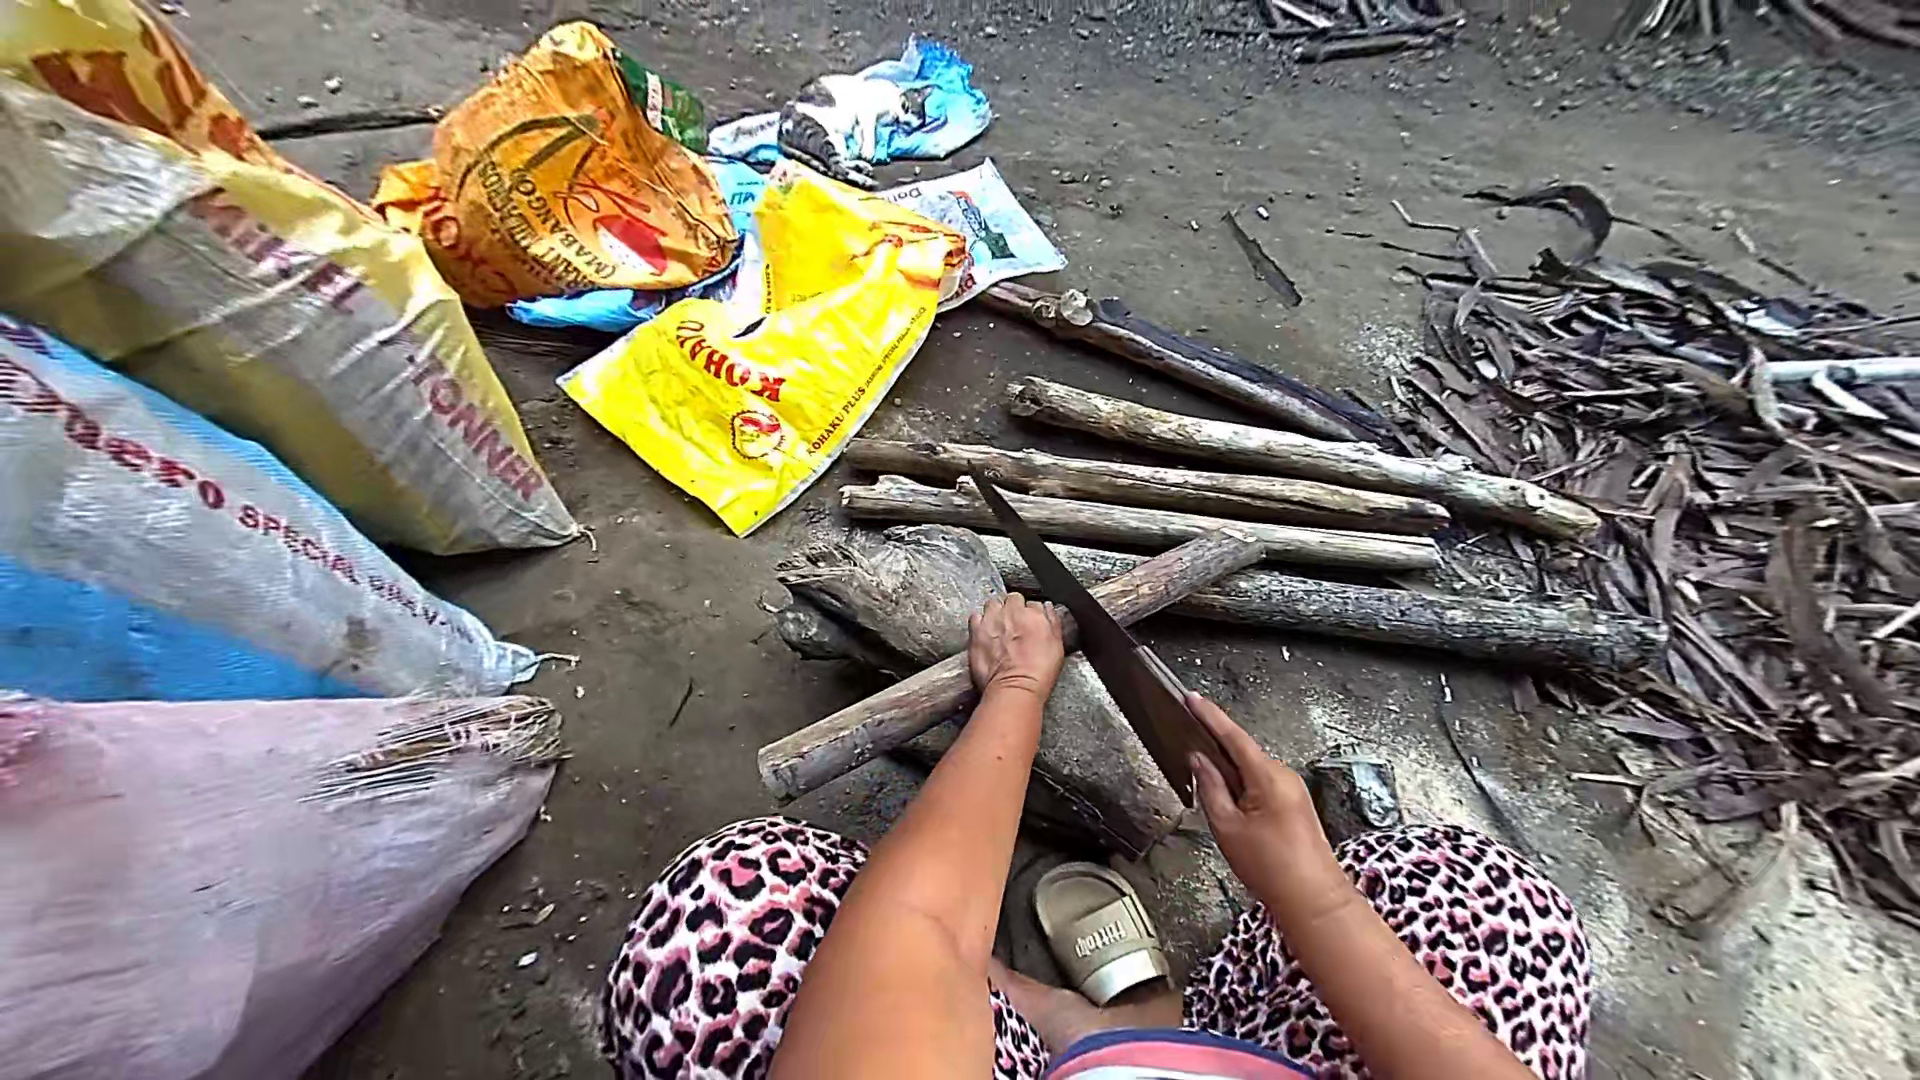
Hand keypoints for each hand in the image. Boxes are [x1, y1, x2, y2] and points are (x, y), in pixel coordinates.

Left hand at [967, 592, 1064, 701]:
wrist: (1015, 688)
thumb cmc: (1038, 672)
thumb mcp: (1057, 646)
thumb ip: (1052, 621)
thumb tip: (1047, 607)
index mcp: (1033, 613)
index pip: (1032, 603)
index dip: (1031, 613)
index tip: (1029, 623)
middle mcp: (1011, 612)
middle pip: (1011, 599)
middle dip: (1013, 608)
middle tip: (1014, 624)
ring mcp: (991, 620)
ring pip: (992, 603)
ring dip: (996, 611)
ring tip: (999, 626)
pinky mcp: (976, 631)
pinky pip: (975, 616)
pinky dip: (979, 621)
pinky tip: (984, 631)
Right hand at [1188, 694, 1354, 927]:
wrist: (1315, 903)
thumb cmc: (1272, 868)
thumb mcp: (1226, 826)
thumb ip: (1209, 786)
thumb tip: (1198, 759)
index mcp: (1268, 777)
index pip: (1232, 735)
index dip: (1209, 715)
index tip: (1191, 698)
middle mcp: (1284, 775)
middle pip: (1241, 749)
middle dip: (1215, 747)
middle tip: (1187, 744)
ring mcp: (1292, 788)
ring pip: (1249, 766)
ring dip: (1227, 770)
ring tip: (1207, 784)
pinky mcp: (1293, 801)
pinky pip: (1260, 779)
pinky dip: (1241, 782)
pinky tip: (1228, 798)